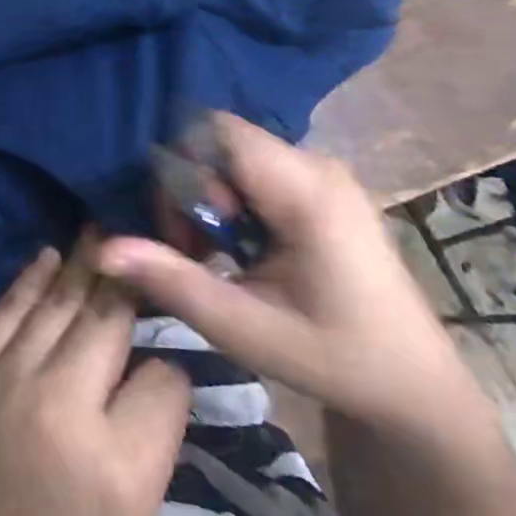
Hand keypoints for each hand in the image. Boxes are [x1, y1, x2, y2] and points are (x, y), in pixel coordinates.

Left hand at [0, 241, 192, 515]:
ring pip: (58, 305)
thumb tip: (155, 371)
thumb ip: (151, 438)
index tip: (170, 356)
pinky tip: (48, 257)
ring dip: (82, 265)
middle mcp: (63, 406)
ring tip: (101, 229)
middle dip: (130, 282)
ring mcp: (9, 382)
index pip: (167, 381)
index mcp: (119, 464)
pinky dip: (28, 281)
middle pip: (108, 324)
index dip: (173, 366)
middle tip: (143, 240)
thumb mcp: (131, 514)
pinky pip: (4, 312)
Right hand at [97, 114, 475, 430]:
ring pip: (234, 154)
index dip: (184, 169)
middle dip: (192, 189)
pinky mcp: (321, 187)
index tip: (186, 232)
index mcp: (306, 190)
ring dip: (209, 197)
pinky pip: (255, 170)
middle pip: (222, 141)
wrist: (414, 383)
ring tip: (214, 255)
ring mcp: (322, 173)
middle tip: (193, 251)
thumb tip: (101, 248)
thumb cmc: (335, 358)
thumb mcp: (246, 329)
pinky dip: (231, 201)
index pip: (218, 132)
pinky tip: (239, 249)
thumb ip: (172, 281)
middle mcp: (316, 164)